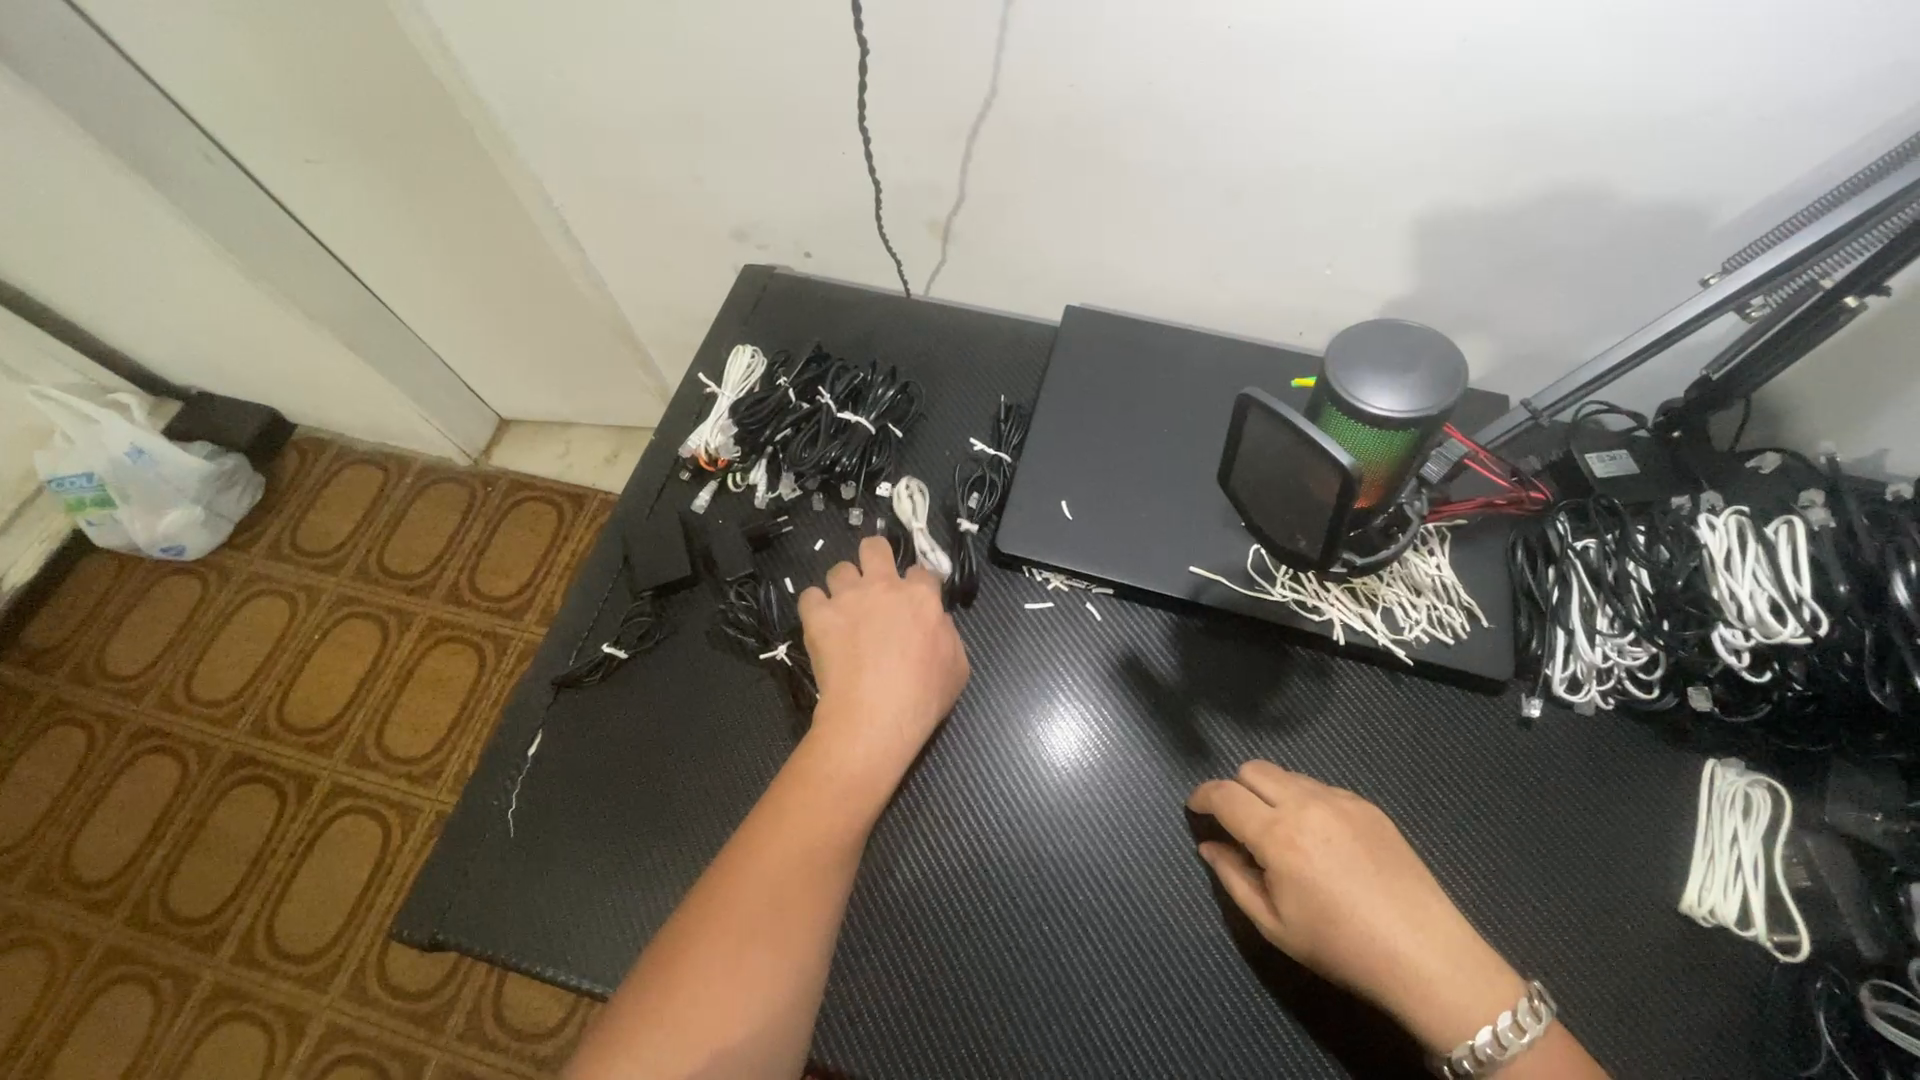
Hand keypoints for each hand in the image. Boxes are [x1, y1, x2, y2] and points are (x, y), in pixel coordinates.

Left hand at [798, 536, 969, 784]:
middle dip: (875, 556)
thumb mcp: (958, 667)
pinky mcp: (818, 616)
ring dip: (843, 585)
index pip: (921, 571)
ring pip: (839, 569)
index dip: (917, 584)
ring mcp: (848, 598)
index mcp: (921, 597)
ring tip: (844, 607)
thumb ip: (948, 635)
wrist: (876, 715)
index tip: (914, 600)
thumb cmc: (924, 696)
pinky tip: (820, 623)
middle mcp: (883, 587)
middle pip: (874, 547)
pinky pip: (810, 596)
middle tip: (873, 581)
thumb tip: (938, 622)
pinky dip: (815, 607)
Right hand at [1188, 762, 1525, 1055]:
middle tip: (1236, 823)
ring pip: (1287, 774)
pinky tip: (1318, 840)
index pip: (1224, 794)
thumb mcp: (1273, 924)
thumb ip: (1232, 877)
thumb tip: (1209, 846)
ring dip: (1269, 792)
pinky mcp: (1369, 806)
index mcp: (1278, 835)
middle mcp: (1307, 804)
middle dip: (1234, 788)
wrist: (1427, 957)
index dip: (1201, 796)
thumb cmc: (1340, 947)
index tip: (1195, 809)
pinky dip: (1304, 801)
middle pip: (1252, 768)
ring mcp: (1342, 800)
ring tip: (1280, 833)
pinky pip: (1320, 787)